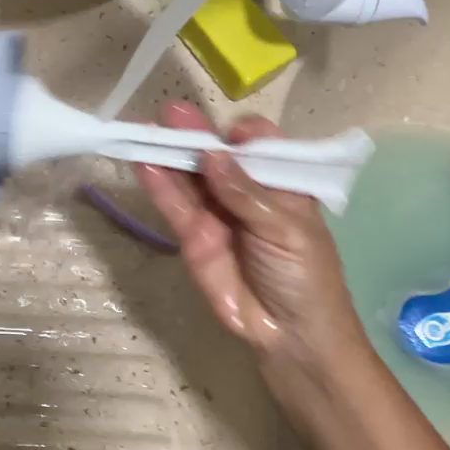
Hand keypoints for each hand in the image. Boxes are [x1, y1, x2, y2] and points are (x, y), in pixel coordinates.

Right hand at [132, 101, 367, 370]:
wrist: (291, 334)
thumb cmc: (305, 275)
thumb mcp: (286, 229)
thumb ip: (246, 193)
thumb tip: (212, 154)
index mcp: (279, 181)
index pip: (257, 143)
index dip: (242, 134)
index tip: (232, 135)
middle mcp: (244, 191)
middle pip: (215, 154)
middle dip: (194, 133)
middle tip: (170, 115)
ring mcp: (216, 213)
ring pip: (189, 176)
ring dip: (168, 153)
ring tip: (143, 131)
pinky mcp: (193, 237)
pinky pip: (175, 206)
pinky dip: (159, 184)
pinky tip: (144, 163)